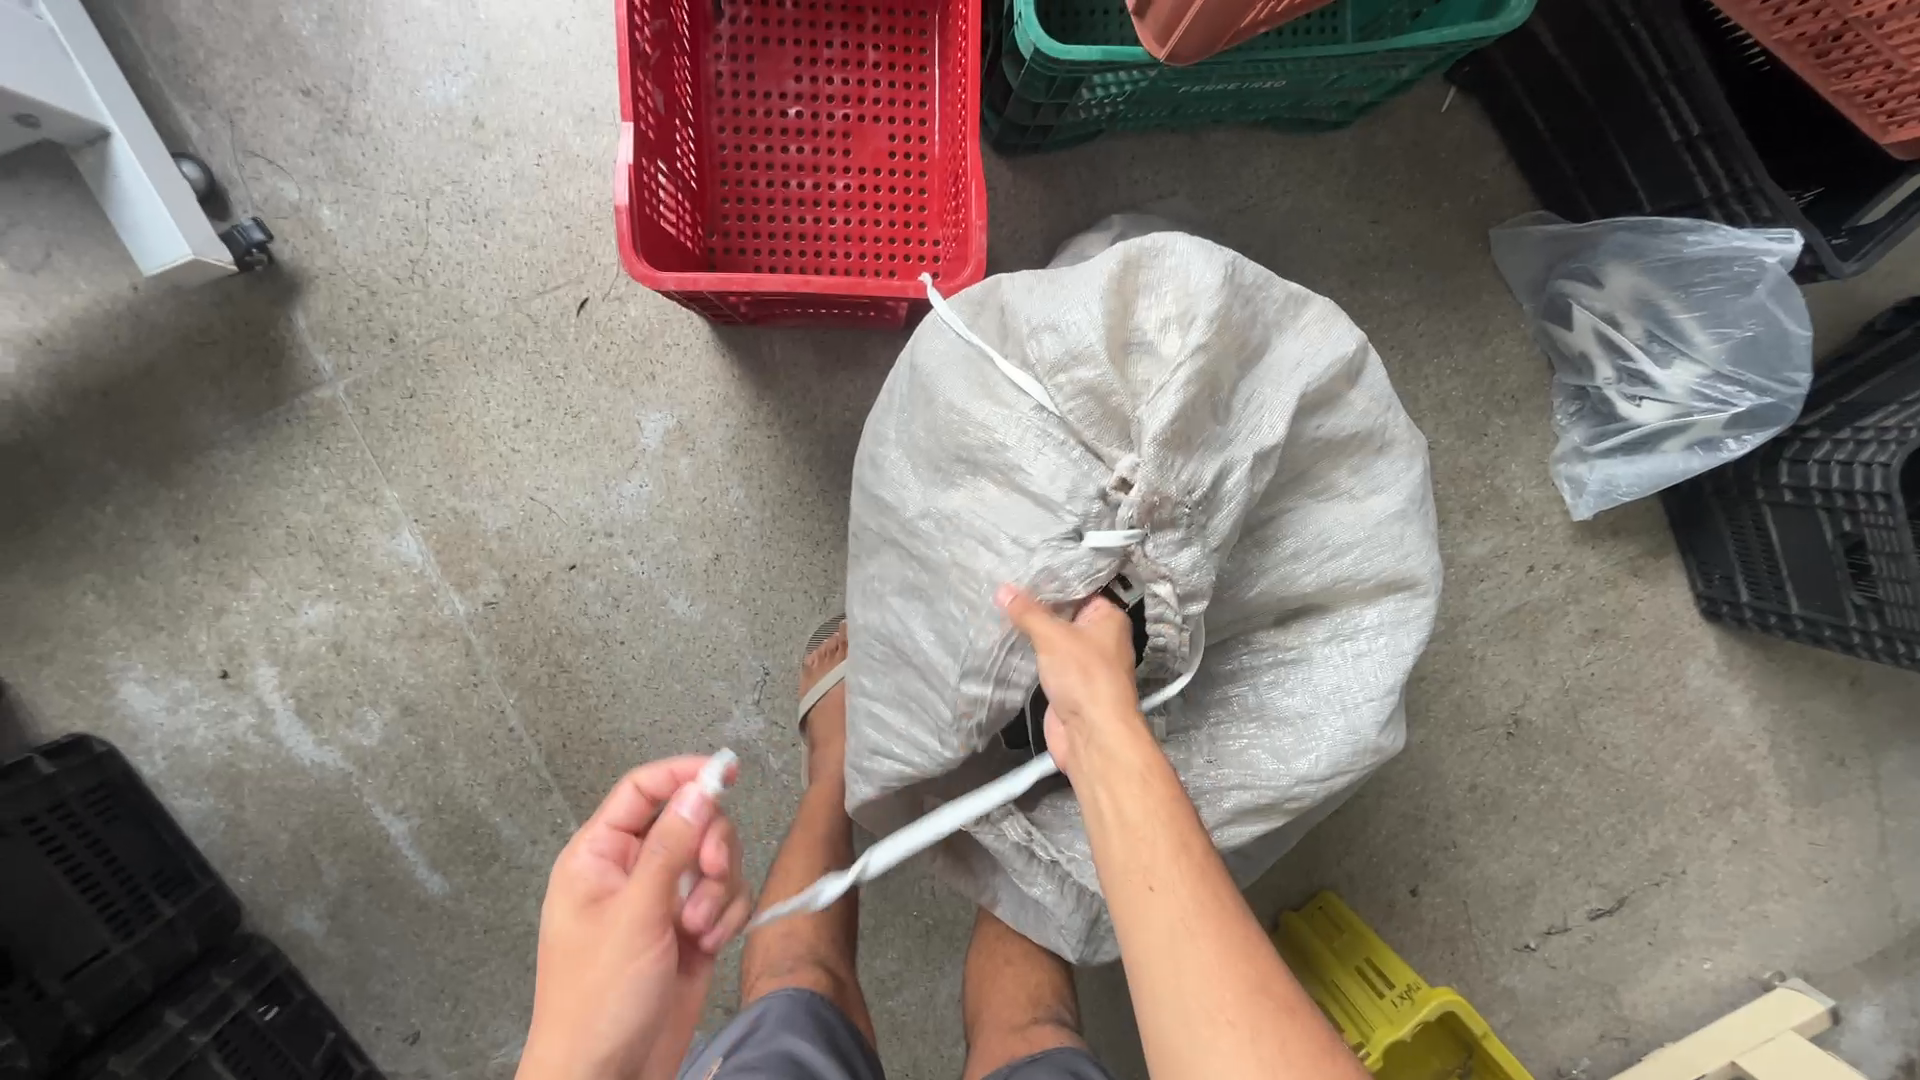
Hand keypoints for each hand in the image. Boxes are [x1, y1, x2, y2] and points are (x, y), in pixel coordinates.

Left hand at [518, 756, 752, 1079]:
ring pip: (715, 857)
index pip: (643, 790)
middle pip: (691, 820)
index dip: (684, 774)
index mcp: (599, 857)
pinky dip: (727, 915)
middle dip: (710, 846)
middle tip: (711, 870)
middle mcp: (633, 871)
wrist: (609, 1078)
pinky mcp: (692, 926)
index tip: (726, 772)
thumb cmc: (595, 1005)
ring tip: (697, 929)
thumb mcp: (635, 916)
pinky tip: (708, 945)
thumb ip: (670, 846)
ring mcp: (664, 899)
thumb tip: (698, 789)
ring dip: (718, 889)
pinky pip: (728, 894)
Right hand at [995, 583, 1148, 779]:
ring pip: (1054, 638)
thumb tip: (1003, 589)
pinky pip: (1047, 660)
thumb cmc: (1084, 676)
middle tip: (1004, 586)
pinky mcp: (1069, 682)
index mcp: (1108, 618)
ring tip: (999, 608)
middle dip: (1037, 606)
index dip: (1052, 581)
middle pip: (1064, 614)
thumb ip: (1027, 612)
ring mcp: (1084, 662)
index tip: (1022, 569)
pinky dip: (1031, 652)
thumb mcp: (1053, 636)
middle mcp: (1100, 637)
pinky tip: (1007, 639)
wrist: (1092, 734)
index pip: (1079, 589)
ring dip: (1032, 631)